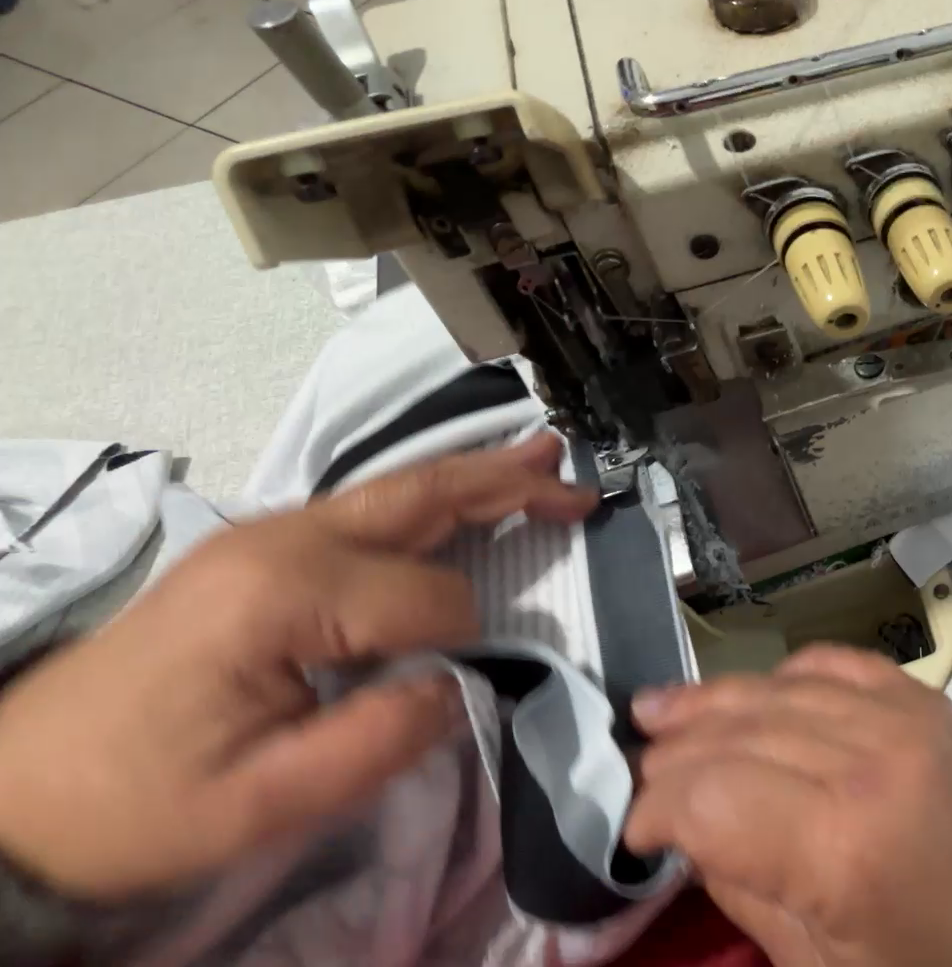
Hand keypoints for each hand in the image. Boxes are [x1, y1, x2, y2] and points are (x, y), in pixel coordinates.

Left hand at [0, 435, 597, 900]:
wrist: (8, 800)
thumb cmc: (135, 806)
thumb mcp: (263, 803)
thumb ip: (385, 738)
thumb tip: (462, 681)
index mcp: (283, 596)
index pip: (431, 601)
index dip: (460, 644)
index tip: (445, 690)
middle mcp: (281, 542)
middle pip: (424, 498)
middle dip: (510, 488)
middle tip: (580, 488)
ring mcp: (269, 535)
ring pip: (403, 489)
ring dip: (483, 477)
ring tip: (546, 460)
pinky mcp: (265, 548)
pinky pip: (374, 505)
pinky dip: (440, 492)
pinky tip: (473, 486)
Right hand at [625, 646, 951, 966]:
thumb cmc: (911, 952)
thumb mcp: (811, 956)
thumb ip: (738, 880)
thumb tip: (685, 821)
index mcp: (842, 847)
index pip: (714, 796)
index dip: (656, 806)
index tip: (633, 828)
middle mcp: (870, 762)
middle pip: (739, 734)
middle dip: (673, 754)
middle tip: (634, 770)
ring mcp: (901, 715)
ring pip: (778, 690)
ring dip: (711, 701)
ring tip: (658, 709)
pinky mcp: (919, 694)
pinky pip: (832, 664)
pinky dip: (783, 676)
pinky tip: (750, 692)